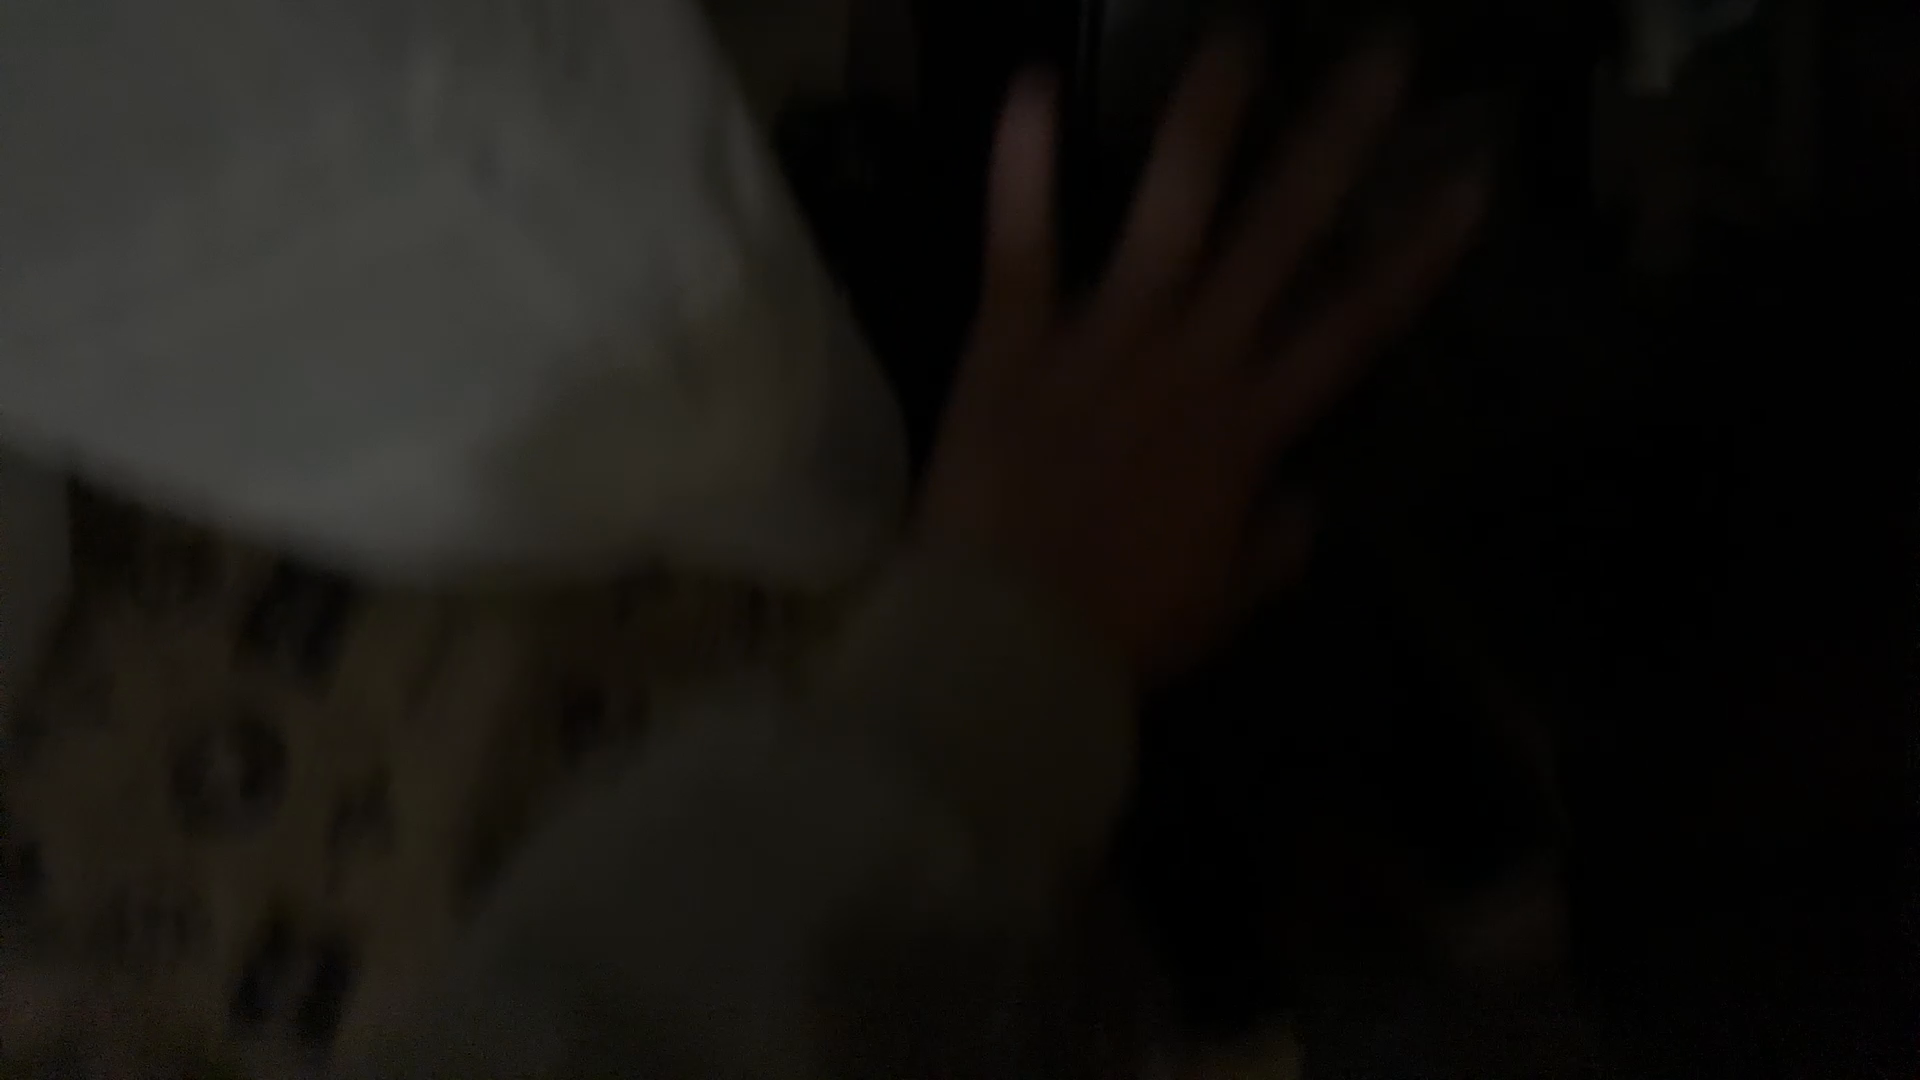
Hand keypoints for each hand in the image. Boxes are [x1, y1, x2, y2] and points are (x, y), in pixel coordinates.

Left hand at [918, 35, 1487, 682]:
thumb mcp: (1220, 605)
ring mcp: (1100, 345)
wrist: (1008, 635)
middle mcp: (1186, 366)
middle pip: (1279, 240)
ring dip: (1206, 123)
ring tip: (1235, 42)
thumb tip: (1304, 505)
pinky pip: (1020, 246)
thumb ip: (1271, 551)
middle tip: (1379, 59)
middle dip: (1335, 146)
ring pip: (1168, 214)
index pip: (1352, 327)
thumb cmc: (1115, 628)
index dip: (1414, 255)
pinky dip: (1023, 169)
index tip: (1466, 181)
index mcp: (1242, 433)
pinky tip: (1032, 87)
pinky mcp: (1014, 345)